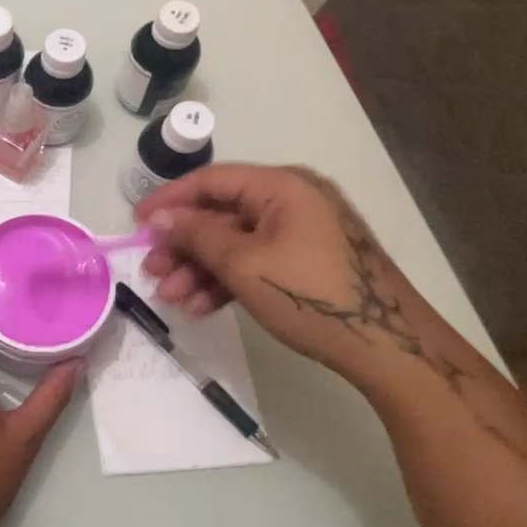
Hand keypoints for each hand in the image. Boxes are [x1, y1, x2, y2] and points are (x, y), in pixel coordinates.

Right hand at [134, 164, 431, 374]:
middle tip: (152, 272)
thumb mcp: (244, 265)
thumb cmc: (312, 294)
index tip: (135, 224)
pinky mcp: (309, 262)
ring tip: (173, 299)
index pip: (211, 180)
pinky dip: (228, 280)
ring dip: (200, 269)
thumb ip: (197, 236)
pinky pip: (257, 261)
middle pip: (222, 214)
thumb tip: (159, 217)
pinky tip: (203, 307)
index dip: (169, 200)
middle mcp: (293, 200)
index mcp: (282, 186)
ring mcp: (303, 233)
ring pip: (237, 242)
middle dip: (183, 245)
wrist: (390, 345)